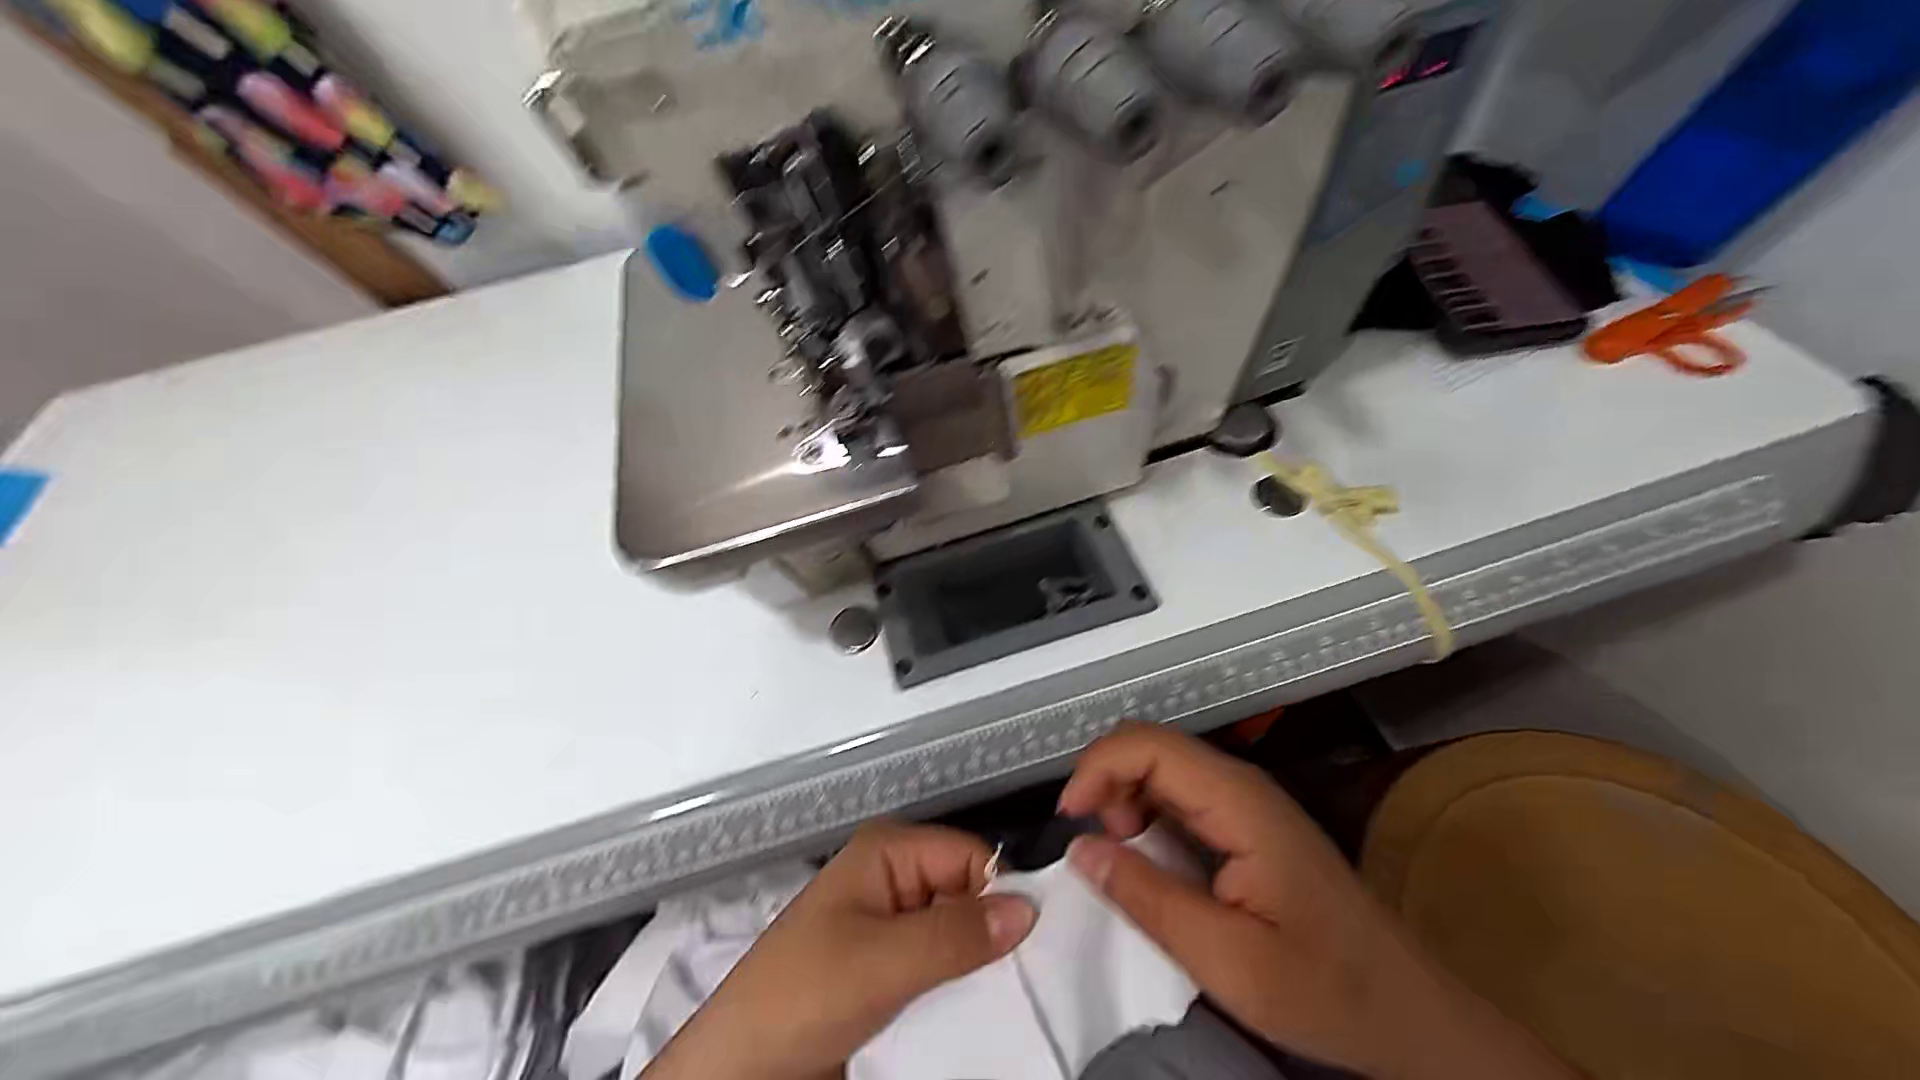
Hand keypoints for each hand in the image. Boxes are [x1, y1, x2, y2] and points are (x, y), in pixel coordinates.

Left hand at [643, 822, 1037, 1079]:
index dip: (1001, 893)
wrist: (744, 1068)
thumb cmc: (803, 995)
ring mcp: (893, 925)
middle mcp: (896, 878)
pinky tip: (976, 1011)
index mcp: (889, 851)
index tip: (1029, 945)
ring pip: (959, 933)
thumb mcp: (881, 962)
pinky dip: (961, 987)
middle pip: (968, 892)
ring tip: (1005, 1000)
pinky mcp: (891, 968)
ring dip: (979, 966)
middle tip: (1027, 979)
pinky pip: (942, 966)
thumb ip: (955, 935)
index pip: (970, 856)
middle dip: (994, 932)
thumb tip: (1028, 909)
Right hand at [1060, 726, 1574, 1079]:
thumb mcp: (1230, 961)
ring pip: (1159, 768)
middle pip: (1149, 747)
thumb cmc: (1330, 989)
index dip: (1097, 766)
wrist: (1411, 1014)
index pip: (1148, 744)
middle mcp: (1238, 786)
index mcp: (1237, 801)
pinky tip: (1149, 861)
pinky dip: (1144, 817)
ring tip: (1124, 859)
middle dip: (1107, 782)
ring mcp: (1243, 802)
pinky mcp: (1244, 824)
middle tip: (1099, 846)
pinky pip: (1177, 797)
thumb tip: (1082, 849)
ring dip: (1123, 800)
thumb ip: (1148, 899)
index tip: (1071, 817)